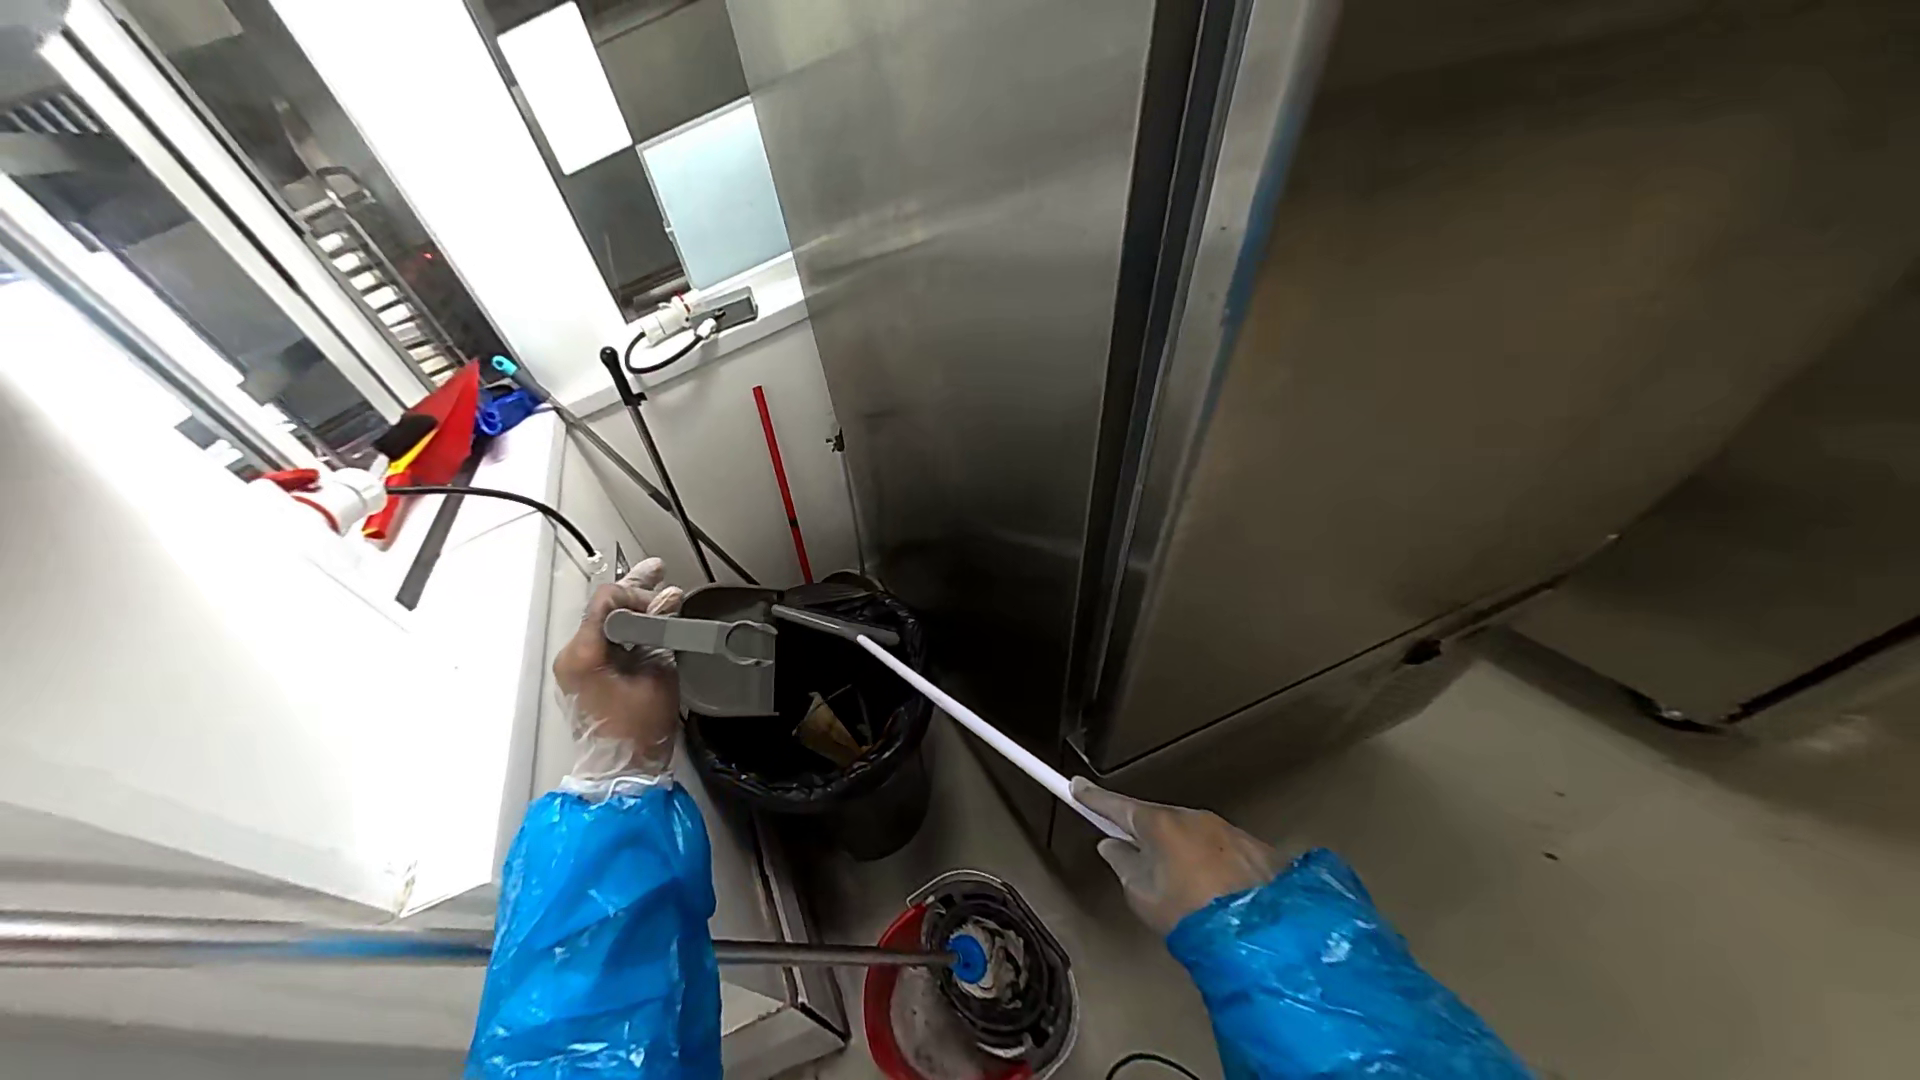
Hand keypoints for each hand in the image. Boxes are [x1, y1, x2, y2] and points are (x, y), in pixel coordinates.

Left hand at [552, 558, 684, 790]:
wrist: (622, 769)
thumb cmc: (638, 729)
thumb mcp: (658, 674)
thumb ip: (661, 632)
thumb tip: (670, 599)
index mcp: (583, 654)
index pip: (606, 600)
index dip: (638, 593)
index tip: (665, 602)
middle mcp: (573, 656)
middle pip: (603, 607)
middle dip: (635, 591)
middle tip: (659, 571)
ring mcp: (578, 665)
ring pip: (605, 621)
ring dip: (634, 606)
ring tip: (658, 585)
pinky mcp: (589, 674)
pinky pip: (608, 638)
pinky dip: (629, 625)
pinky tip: (652, 616)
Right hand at [1071, 778, 1283, 934]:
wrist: (1260, 936)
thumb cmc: (1190, 917)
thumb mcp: (1141, 896)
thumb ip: (1122, 865)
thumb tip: (1113, 846)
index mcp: (1158, 823)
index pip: (1115, 804)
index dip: (1092, 797)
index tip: (1076, 785)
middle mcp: (1191, 815)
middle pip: (1157, 818)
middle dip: (1145, 834)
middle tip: (1139, 861)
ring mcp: (1226, 828)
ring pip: (1192, 832)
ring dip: (1182, 850)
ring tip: (1187, 890)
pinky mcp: (1255, 847)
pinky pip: (1222, 848)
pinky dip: (1214, 863)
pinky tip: (1218, 891)